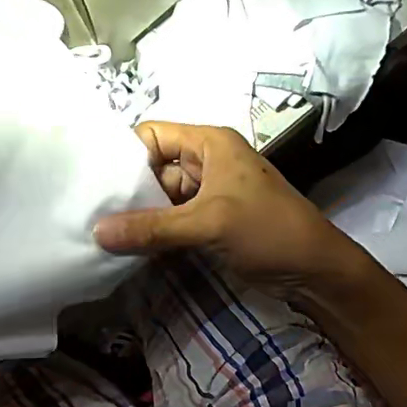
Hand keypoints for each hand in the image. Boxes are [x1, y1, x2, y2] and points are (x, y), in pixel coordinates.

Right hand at [94, 122, 368, 296]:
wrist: (316, 271)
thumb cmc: (268, 230)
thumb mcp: (209, 224)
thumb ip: (153, 228)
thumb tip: (97, 233)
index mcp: (209, 144)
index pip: (152, 135)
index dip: (124, 156)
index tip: (94, 184)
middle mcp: (206, 163)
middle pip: (152, 168)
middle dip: (126, 191)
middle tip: (90, 215)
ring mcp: (207, 194)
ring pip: (160, 198)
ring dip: (138, 216)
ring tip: (101, 233)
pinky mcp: (209, 222)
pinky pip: (171, 220)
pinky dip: (153, 232)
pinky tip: (127, 248)